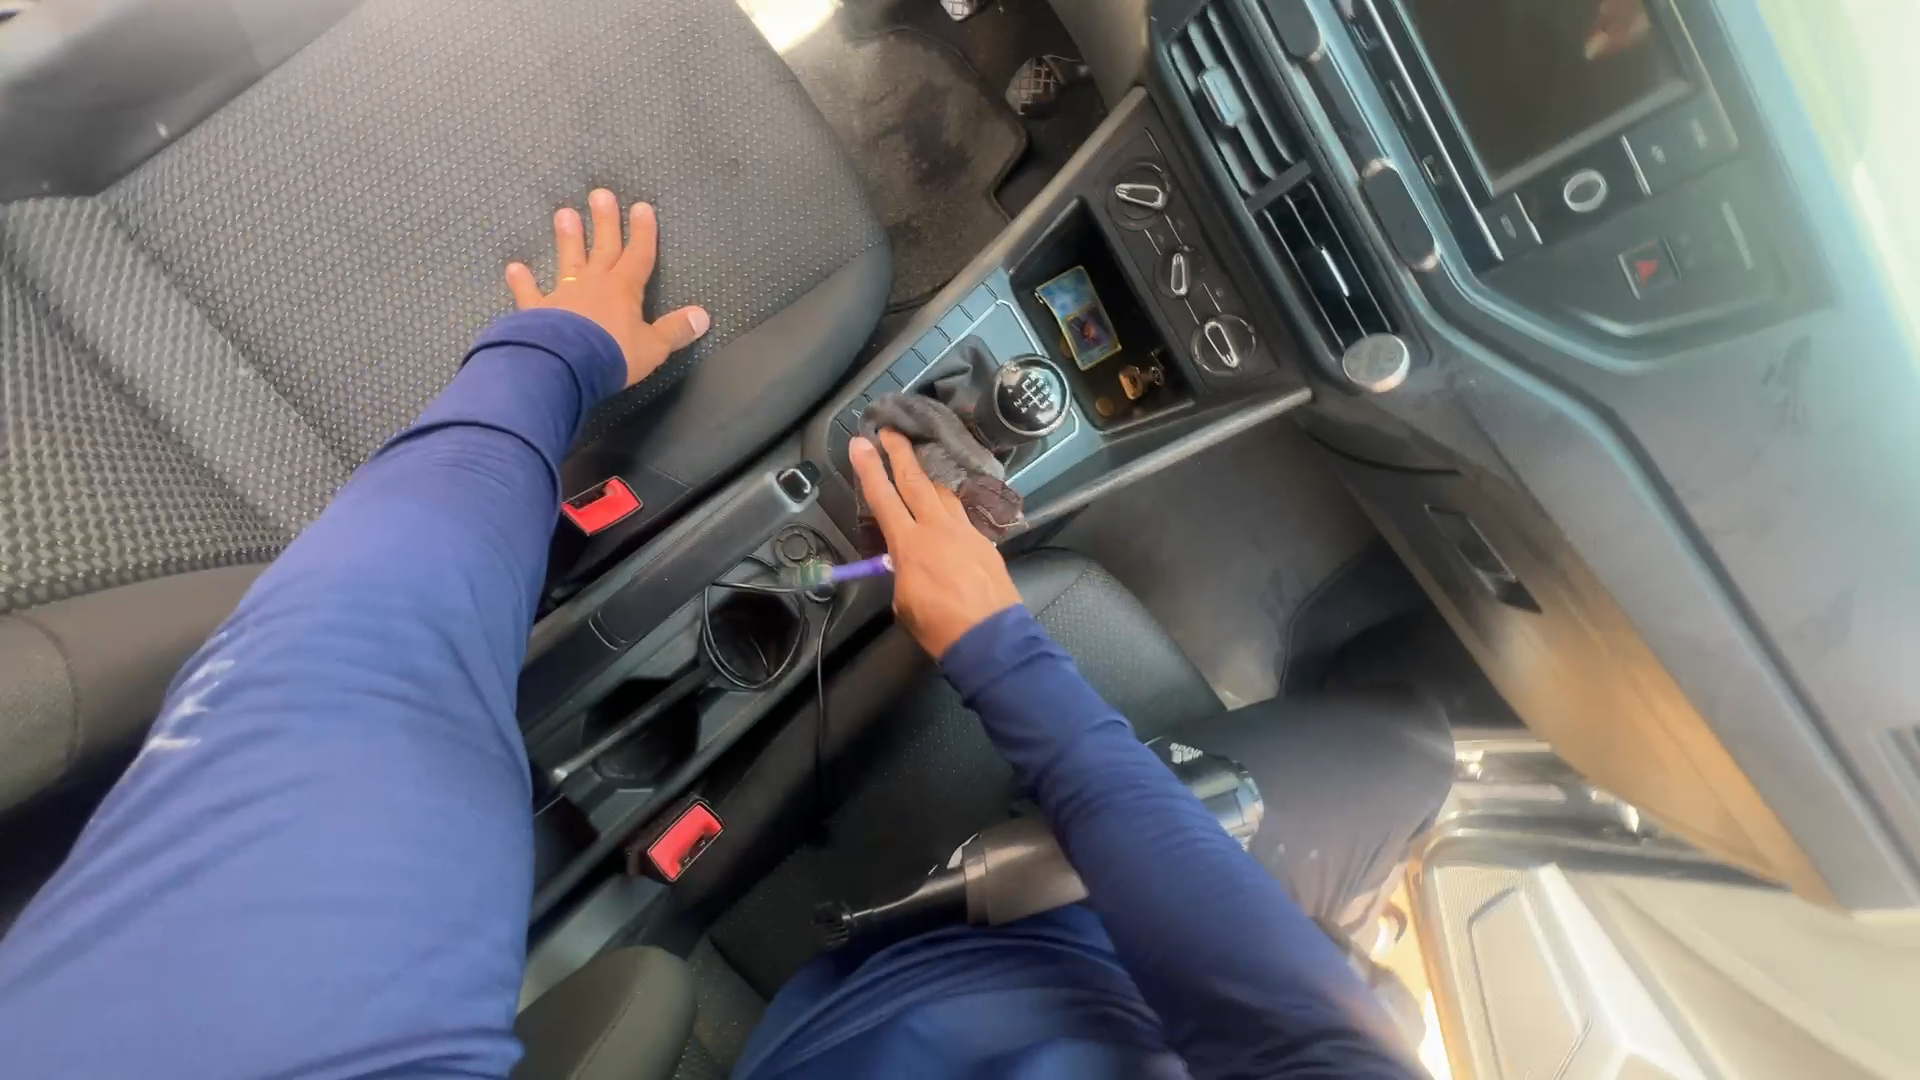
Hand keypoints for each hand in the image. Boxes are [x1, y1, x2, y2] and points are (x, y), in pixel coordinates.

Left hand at [505, 189, 710, 386]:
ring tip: (564, 213)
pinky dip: (522, 281)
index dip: (643, 233)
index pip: (639, 256)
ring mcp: (563, 295)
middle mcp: (594, 285)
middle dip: (604, 222)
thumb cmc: (615, 354)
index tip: (642, 207)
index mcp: (624, 291)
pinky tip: (515, 268)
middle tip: (600, 194)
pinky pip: (530, 293)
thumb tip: (703, 316)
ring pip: (568, 261)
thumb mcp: (654, 346)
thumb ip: (676, 330)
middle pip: (603, 248)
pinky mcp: (537, 311)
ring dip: (568, 238)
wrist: (565, 364)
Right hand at [850, 431, 1023, 658]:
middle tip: (890, 431)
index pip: (883, 498)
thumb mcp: (904, 602)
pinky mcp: (984, 541)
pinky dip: (950, 509)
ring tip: (918, 474)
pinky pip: (963, 515)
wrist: (989, 636)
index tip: (861, 443)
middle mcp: (937, 528)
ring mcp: (965, 531)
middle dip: (900, 452)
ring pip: (943, 494)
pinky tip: (948, 514)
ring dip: (928, 481)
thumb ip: (902, 573)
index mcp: (909, 544)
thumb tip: (906, 563)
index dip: (869, 469)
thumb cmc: (938, 626)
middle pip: (915, 481)